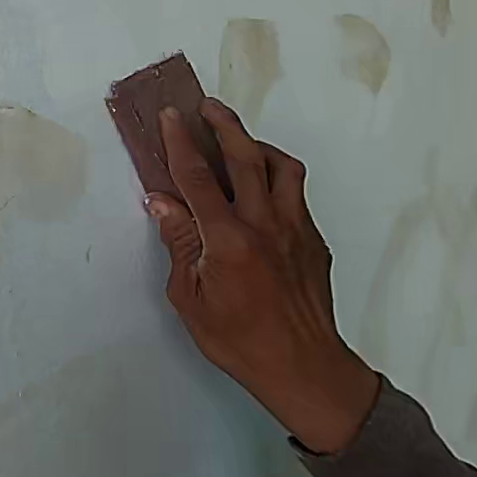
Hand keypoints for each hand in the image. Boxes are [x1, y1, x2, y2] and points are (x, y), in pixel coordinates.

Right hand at [147, 100, 380, 454]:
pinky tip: (260, 191)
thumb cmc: (237, 339)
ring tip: (239, 142)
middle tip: (208, 107)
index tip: (172, 116)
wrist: (304, 369)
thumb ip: (178, 244)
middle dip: (224, 125)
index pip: (198, 177)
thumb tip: (162, 203)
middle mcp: (265, 223)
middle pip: (246, 157)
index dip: (181, 142)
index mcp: (228, 238)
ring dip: (257, 146)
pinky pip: (295, 194)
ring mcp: (296, 229)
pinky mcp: (315, 240)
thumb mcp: (190, 298)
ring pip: (282, 168)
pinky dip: (276, 177)